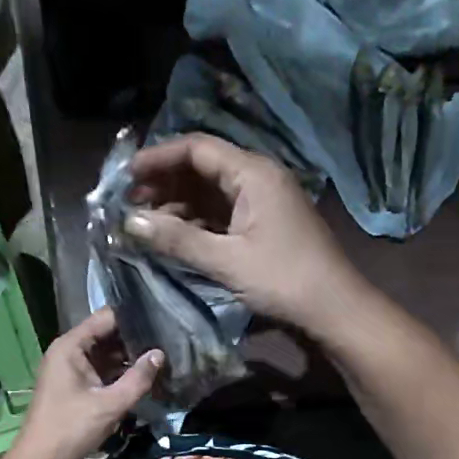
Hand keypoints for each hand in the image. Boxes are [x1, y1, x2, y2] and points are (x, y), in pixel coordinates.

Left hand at [6, 308, 161, 458]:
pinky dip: (120, 372)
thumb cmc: (72, 429)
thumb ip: (138, 378)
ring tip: (162, 355)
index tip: (162, 319)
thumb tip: (160, 354)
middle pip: (107, 334)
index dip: (133, 316)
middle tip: (168, 339)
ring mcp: (70, 368)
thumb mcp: (110, 404)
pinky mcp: (75, 384)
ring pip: (106, 353)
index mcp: (71, 346)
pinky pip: (101, 370)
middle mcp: (69, 350)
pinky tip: (144, 375)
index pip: (106, 317)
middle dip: (135, 337)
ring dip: (129, 356)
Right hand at [126, 134, 372, 331]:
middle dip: (164, 182)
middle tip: (129, 203)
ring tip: (144, 222)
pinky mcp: (263, 226)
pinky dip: (195, 222)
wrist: (334, 309)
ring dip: (177, 204)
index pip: (197, 148)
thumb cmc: (283, 279)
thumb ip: (177, 238)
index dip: (157, 158)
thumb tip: (130, 221)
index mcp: (253, 173)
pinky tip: (173, 237)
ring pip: (210, 192)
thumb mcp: (226, 260)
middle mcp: (258, 179)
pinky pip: (221, 213)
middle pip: (202, 167)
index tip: (124, 177)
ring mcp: (262, 203)